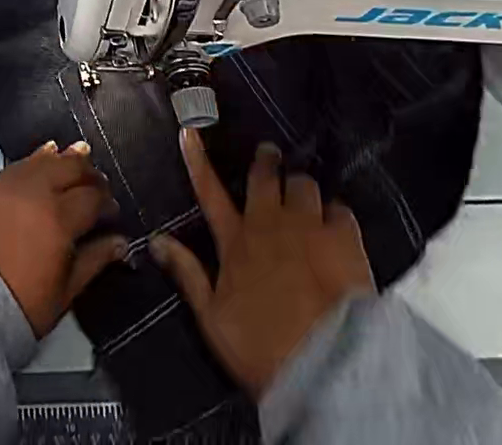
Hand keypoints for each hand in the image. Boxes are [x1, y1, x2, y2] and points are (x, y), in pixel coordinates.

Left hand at [0, 140, 128, 336]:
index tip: (113, 213)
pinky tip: (49, 153)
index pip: (94, 198)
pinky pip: (23, 162)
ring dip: (68, 159)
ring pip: (48, 159)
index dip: (108, 203)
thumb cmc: (16, 303)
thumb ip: (95, 260)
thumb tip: (121, 243)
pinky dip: (41, 156)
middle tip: (100, 185)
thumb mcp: (64, 292)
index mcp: (60, 218)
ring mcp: (13, 184)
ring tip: (82, 157)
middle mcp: (38, 192)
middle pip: (73, 169)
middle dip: (91, 175)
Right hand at [151, 129, 374, 397]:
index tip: (190, 132)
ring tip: (304, 195)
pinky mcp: (344, 238)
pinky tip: (337, 224)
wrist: (324, 368)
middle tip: (269, 154)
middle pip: (264, 177)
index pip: (209, 191)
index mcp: (235, 241)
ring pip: (302, 184)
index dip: (197, 160)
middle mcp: (269, 223)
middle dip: (265, 160)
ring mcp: (308, 226)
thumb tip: (157, 240)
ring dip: (300, 187)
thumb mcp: (212, 317)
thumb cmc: (262, 347)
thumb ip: (186, 273)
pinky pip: (339, 208)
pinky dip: (335, 213)